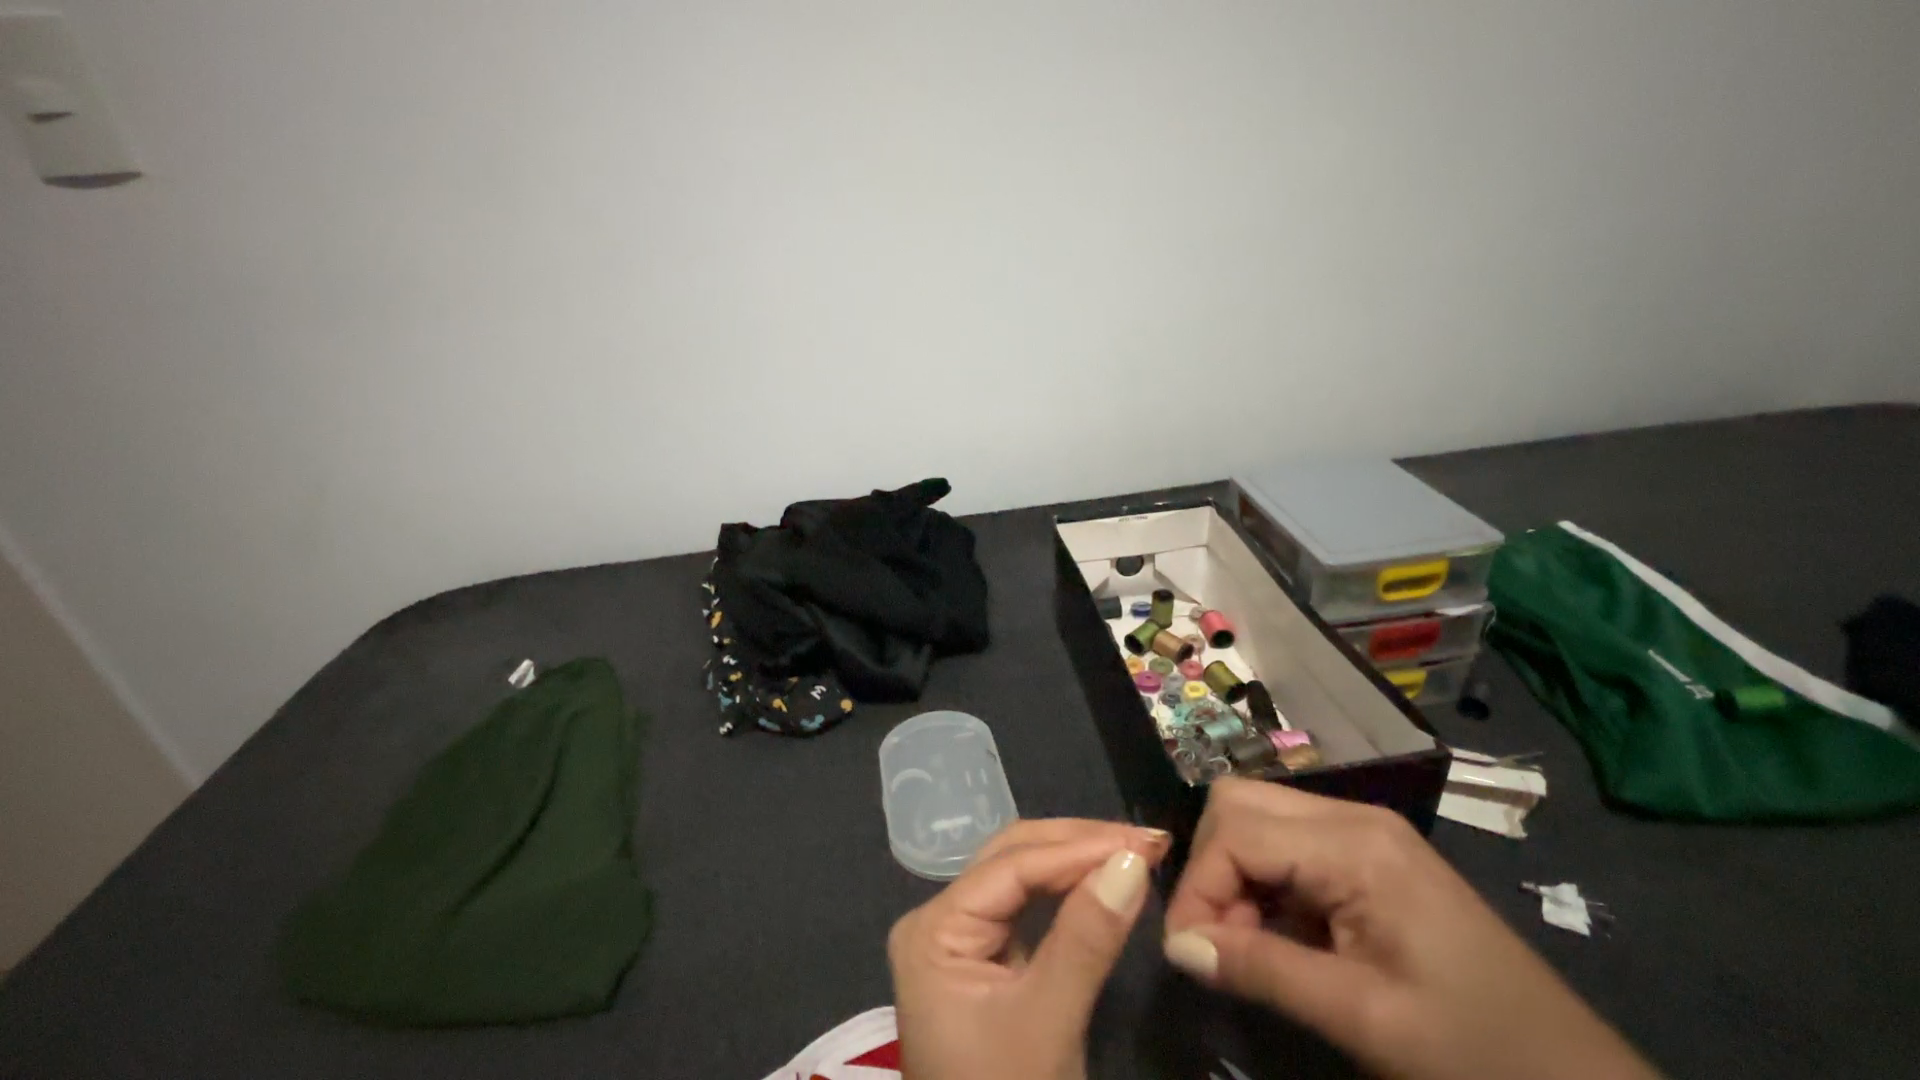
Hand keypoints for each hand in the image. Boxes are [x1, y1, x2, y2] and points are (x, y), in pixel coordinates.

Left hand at [887, 819, 1168, 1079]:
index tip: (1146, 842)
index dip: (1080, 848)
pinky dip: (1067, 893)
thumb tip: (1133, 860)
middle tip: (1148, 842)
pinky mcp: (985, 963)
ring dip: (1077, 862)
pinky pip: (1027, 910)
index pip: (1012, 866)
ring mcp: (961, 941)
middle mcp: (940, 921)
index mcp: (934, 929)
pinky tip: (1103, 884)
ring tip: (1136, 854)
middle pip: (1012, 859)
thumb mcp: (1047, 1021)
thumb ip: (1086, 938)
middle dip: (1079, 845)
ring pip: (1021, 879)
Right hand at [1162, 778, 1659, 1079]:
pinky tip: (1280, 938)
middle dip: (1211, 869)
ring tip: (1249, 949)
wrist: (1571, 1076)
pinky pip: (1288, 846)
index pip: (1235, 829)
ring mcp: (1365, 834)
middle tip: (1220, 944)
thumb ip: (1260, 970)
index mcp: (1356, 845)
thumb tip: (1177, 946)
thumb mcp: (1360, 1015)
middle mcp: (1354, 819)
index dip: (1198, 887)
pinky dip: (1263, 884)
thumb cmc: (1472, 1047)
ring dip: (1234, 878)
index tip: (1189, 954)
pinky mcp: (1370, 857)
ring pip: (1258, 820)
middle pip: (1239, 804)